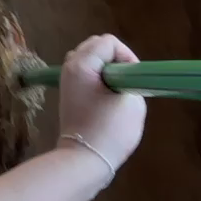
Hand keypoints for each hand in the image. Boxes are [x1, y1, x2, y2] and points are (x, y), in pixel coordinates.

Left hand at [55, 34, 144, 174]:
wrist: (83, 159)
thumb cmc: (109, 131)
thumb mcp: (132, 103)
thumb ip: (131, 81)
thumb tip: (124, 76)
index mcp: (82, 63)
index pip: (108, 42)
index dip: (126, 56)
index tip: (134, 79)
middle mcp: (70, 65)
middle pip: (96, 45)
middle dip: (116, 59)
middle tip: (128, 82)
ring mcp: (66, 78)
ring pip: (90, 58)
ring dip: (106, 68)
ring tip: (118, 90)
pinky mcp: (68, 91)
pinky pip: (85, 72)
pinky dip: (98, 77)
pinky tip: (107, 96)